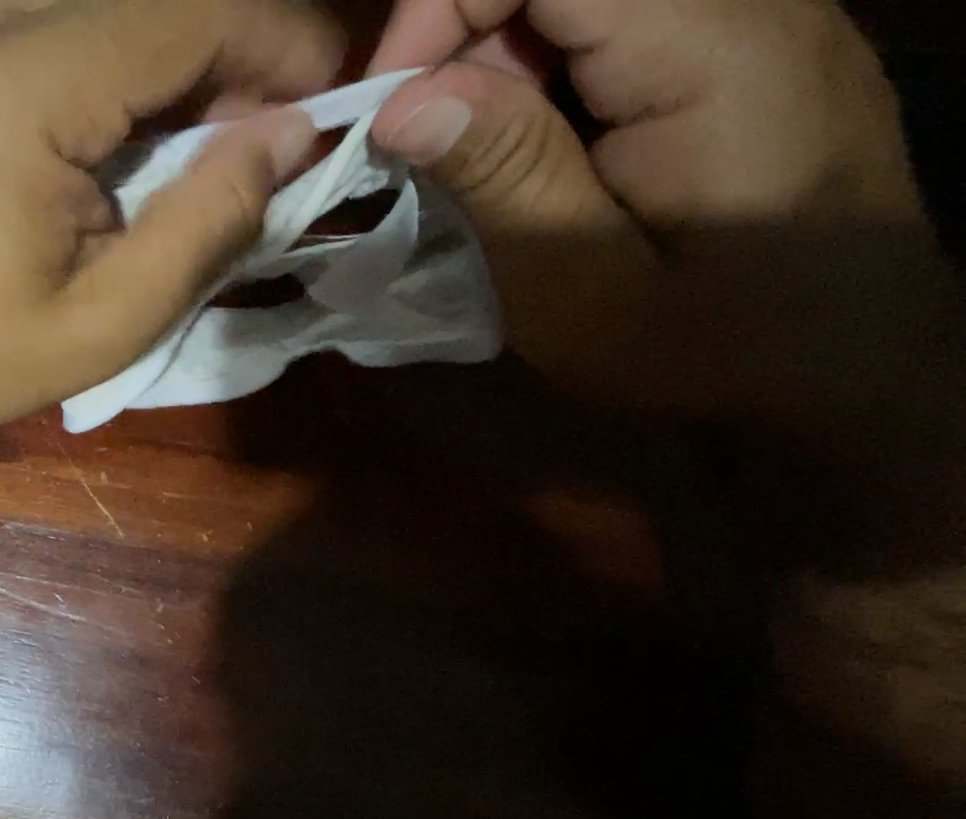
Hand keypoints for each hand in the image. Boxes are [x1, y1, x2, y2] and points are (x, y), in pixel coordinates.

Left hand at [0, 0, 342, 459]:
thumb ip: (212, 219)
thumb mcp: (106, 322)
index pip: (193, 9)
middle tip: (260, 131)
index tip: (323, 101)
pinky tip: (126, 118)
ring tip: (199, 132)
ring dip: (172, 43)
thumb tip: (294, 133)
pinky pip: (51, 7)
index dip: (282, 42)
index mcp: (17, 87)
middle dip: (230, 43)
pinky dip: (112, 46)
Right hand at [366, 0, 938, 418]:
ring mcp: (757, 21)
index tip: (385, 107)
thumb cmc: (705, 347)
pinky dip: (542, 80)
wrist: (843, 371)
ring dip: (497, 67)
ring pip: (583, 3)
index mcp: (714, 50)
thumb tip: (403, 101)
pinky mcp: (745, 53)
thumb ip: (502, 175)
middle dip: (461, 42)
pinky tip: (528, 158)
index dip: (443, 5)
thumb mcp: (577, 282)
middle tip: (415, 151)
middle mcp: (750, 5)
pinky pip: (618, 31)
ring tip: (467, 166)